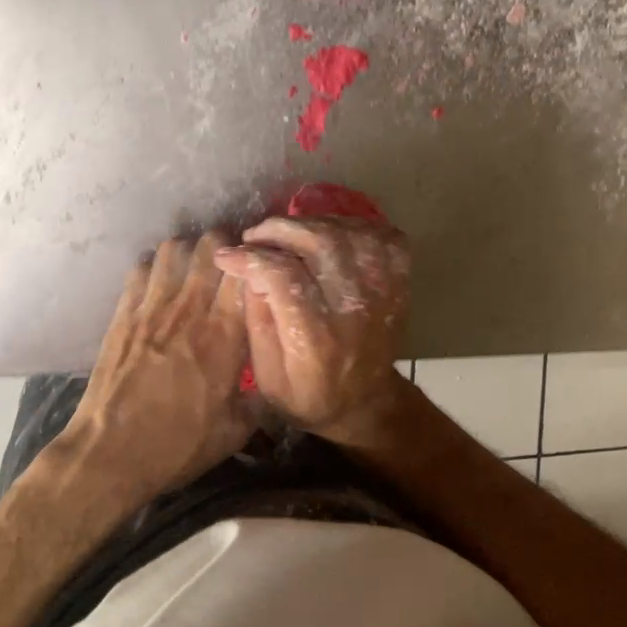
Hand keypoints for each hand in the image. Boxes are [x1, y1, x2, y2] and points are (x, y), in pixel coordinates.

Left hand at [57, 232, 254, 500]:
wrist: (110, 454)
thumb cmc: (177, 447)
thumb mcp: (234, 432)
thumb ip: (259, 398)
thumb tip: (273, 380)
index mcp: (225, 336)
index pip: (247, 272)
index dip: (256, 262)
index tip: (259, 269)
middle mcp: (191, 310)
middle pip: (211, 246)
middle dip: (224, 246)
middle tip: (227, 262)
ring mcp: (152, 307)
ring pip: (173, 248)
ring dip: (187, 252)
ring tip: (192, 269)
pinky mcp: (123, 312)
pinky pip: (140, 268)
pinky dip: (153, 269)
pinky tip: (158, 286)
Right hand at [214, 216, 410, 441]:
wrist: (365, 403)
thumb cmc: (308, 394)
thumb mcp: (268, 376)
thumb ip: (257, 322)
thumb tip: (249, 270)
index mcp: (316, 339)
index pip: (284, 277)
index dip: (251, 258)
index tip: (227, 255)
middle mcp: (352, 311)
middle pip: (320, 243)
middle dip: (280, 230)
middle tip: (257, 236)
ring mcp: (381, 293)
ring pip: (349, 233)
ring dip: (312, 223)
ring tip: (289, 233)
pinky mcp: (398, 284)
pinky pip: (382, 237)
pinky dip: (354, 226)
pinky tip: (329, 235)